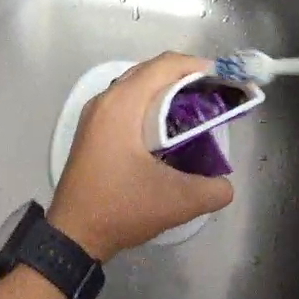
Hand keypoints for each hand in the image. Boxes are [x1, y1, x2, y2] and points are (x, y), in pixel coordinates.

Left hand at [47, 52, 235, 261]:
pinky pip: (125, 104)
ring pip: (135, 88)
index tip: (224, 79)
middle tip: (215, 95)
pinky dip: (149, 106)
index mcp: (121, 104)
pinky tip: (167, 129)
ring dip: (165, 92)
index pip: (163, 66)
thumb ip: (214, 189)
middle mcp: (105, 101)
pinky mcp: (92, 131)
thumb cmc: (122, 207)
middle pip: (149, 72)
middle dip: (183, 77)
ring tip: (196, 110)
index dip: (196, 66)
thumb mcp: (178, 201)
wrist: (74, 232)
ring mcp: (94, 115)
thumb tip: (224, 183)